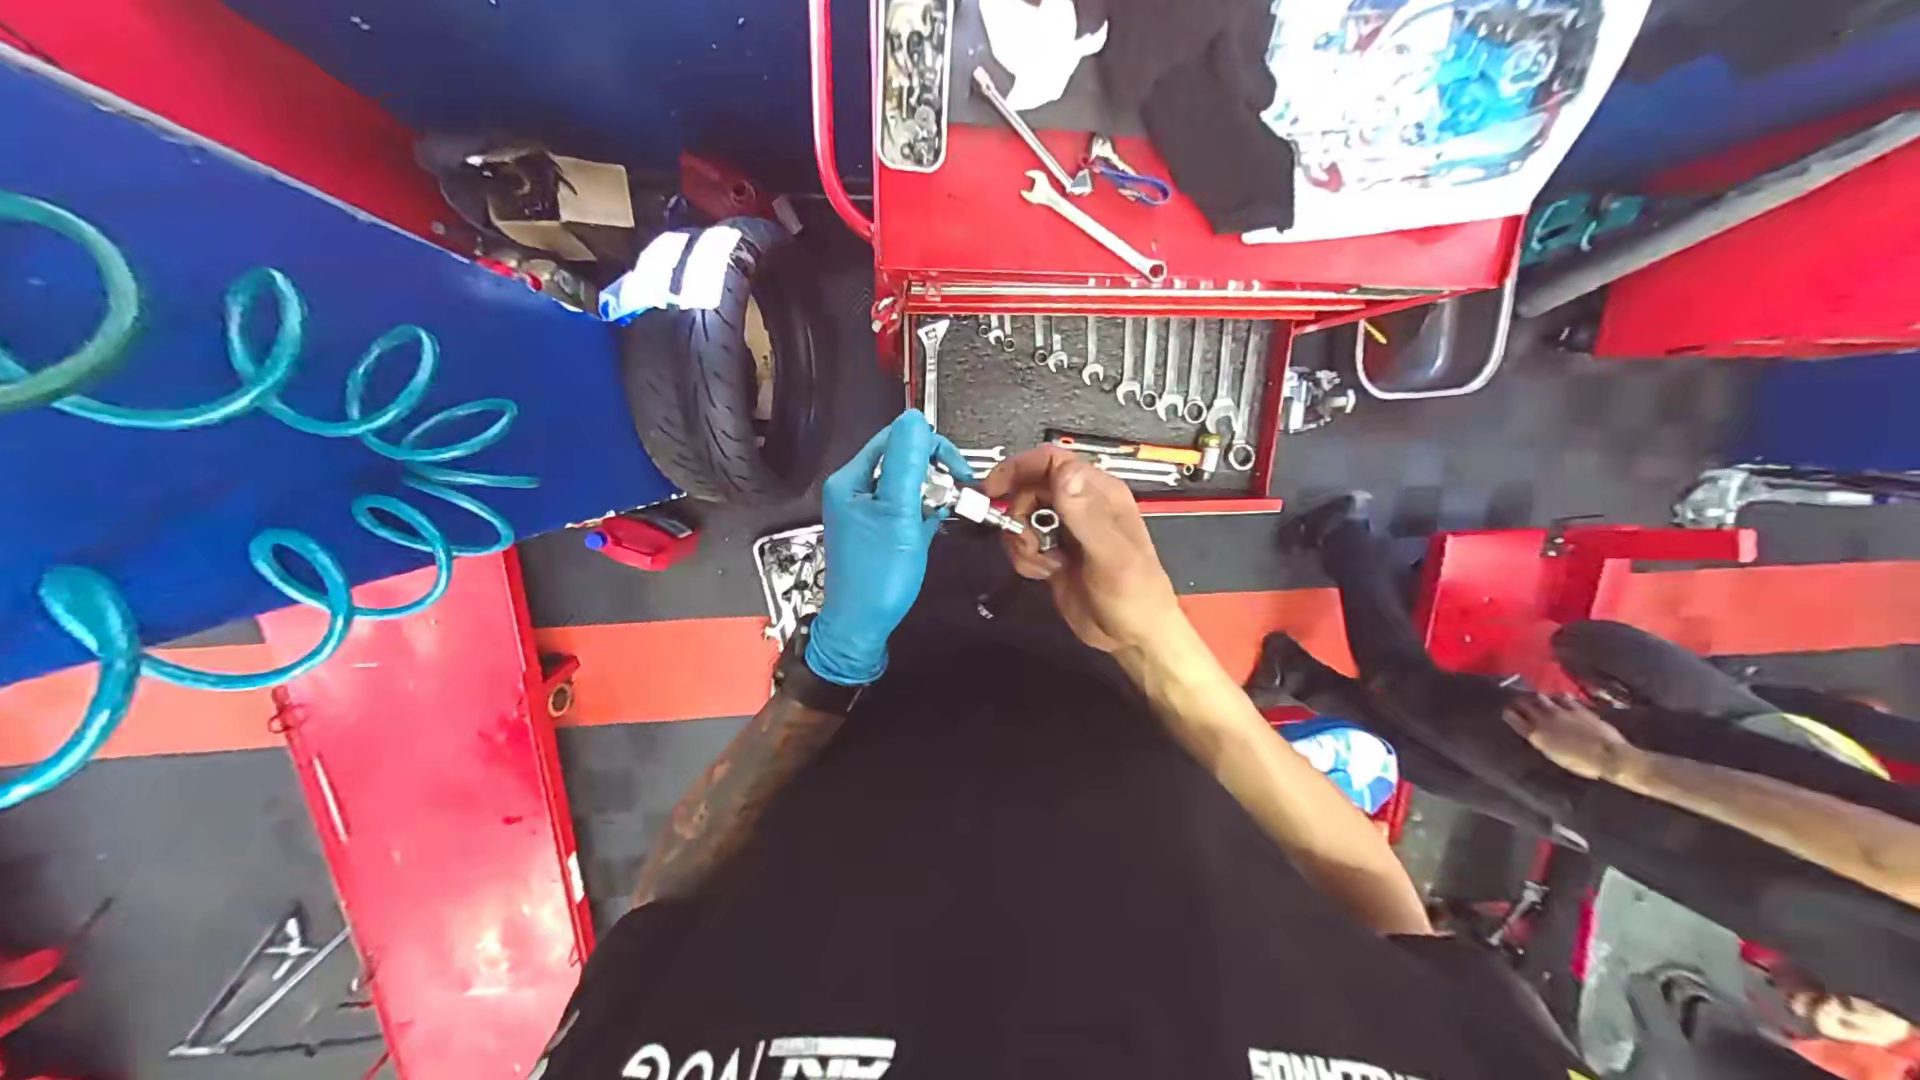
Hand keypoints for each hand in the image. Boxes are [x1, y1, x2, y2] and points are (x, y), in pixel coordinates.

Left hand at [807, 410, 970, 685]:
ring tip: (936, 516)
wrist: (864, 624)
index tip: (954, 468)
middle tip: (949, 494)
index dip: (929, 448)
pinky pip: (907, 508)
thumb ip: (906, 463)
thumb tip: (914, 421)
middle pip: (902, 460)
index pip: (894, 439)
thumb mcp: (897, 512)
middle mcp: (855, 492)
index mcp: (851, 481)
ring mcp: (867, 512)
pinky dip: (923, 514)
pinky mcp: (879, 529)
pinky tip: (928, 530)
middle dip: (932, 474)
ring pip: (908, 485)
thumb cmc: (876, 577)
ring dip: (930, 495)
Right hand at [982, 445, 1180, 652]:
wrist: (1131, 638)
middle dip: (1018, 514)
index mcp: (1099, 494)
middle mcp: (1080, 506)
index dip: (1020, 469)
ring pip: (1021, 518)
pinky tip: (1045, 573)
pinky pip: (1022, 544)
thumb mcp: (1112, 556)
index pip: (1052, 462)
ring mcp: (1064, 531)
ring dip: (1021, 542)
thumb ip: (1086, 516)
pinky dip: (1024, 559)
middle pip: (1029, 488)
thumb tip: (1062, 473)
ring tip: (1044, 563)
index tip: (995, 491)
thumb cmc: (1134, 596)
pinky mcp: (1052, 553)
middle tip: (1027, 540)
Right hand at [1504, 693, 1641, 781]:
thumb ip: (1541, 741)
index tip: (1508, 711)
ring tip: (1538, 698)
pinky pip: (1564, 698)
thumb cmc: (1582, 763)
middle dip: (1519, 702)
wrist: (1611, 756)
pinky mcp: (1578, 709)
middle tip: (1519, 702)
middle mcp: (1543, 719)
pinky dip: (1560, 698)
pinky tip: (1561, 697)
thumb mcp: (1554, 755)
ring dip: (1538, 698)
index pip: (1511, 716)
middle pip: (1523, 704)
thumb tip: (1535, 733)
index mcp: (1535, 733)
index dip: (1508, 712)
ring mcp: (1561, 712)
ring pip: (1542, 698)